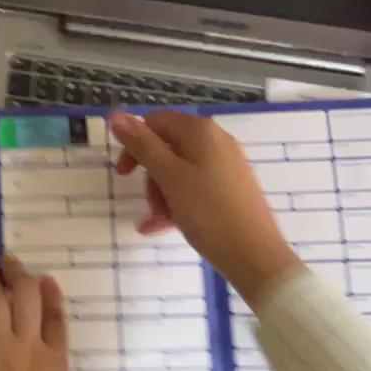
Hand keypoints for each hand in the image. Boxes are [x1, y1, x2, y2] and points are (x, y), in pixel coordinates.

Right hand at [109, 110, 303, 302]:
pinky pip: (193, 186)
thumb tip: (116, 115)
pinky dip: (177, 202)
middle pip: (165, 147)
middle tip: (149, 203)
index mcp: (200, 131)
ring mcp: (224, 164)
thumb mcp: (168, 177)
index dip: (134, 145)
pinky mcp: (229, 187)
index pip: (154, 122)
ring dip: (161, 194)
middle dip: (150, 176)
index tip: (124, 175)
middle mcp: (215, 141)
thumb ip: (142, 145)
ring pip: (177, 170)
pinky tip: (165, 226)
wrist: (254, 255)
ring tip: (160, 221)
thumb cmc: (208, 212)